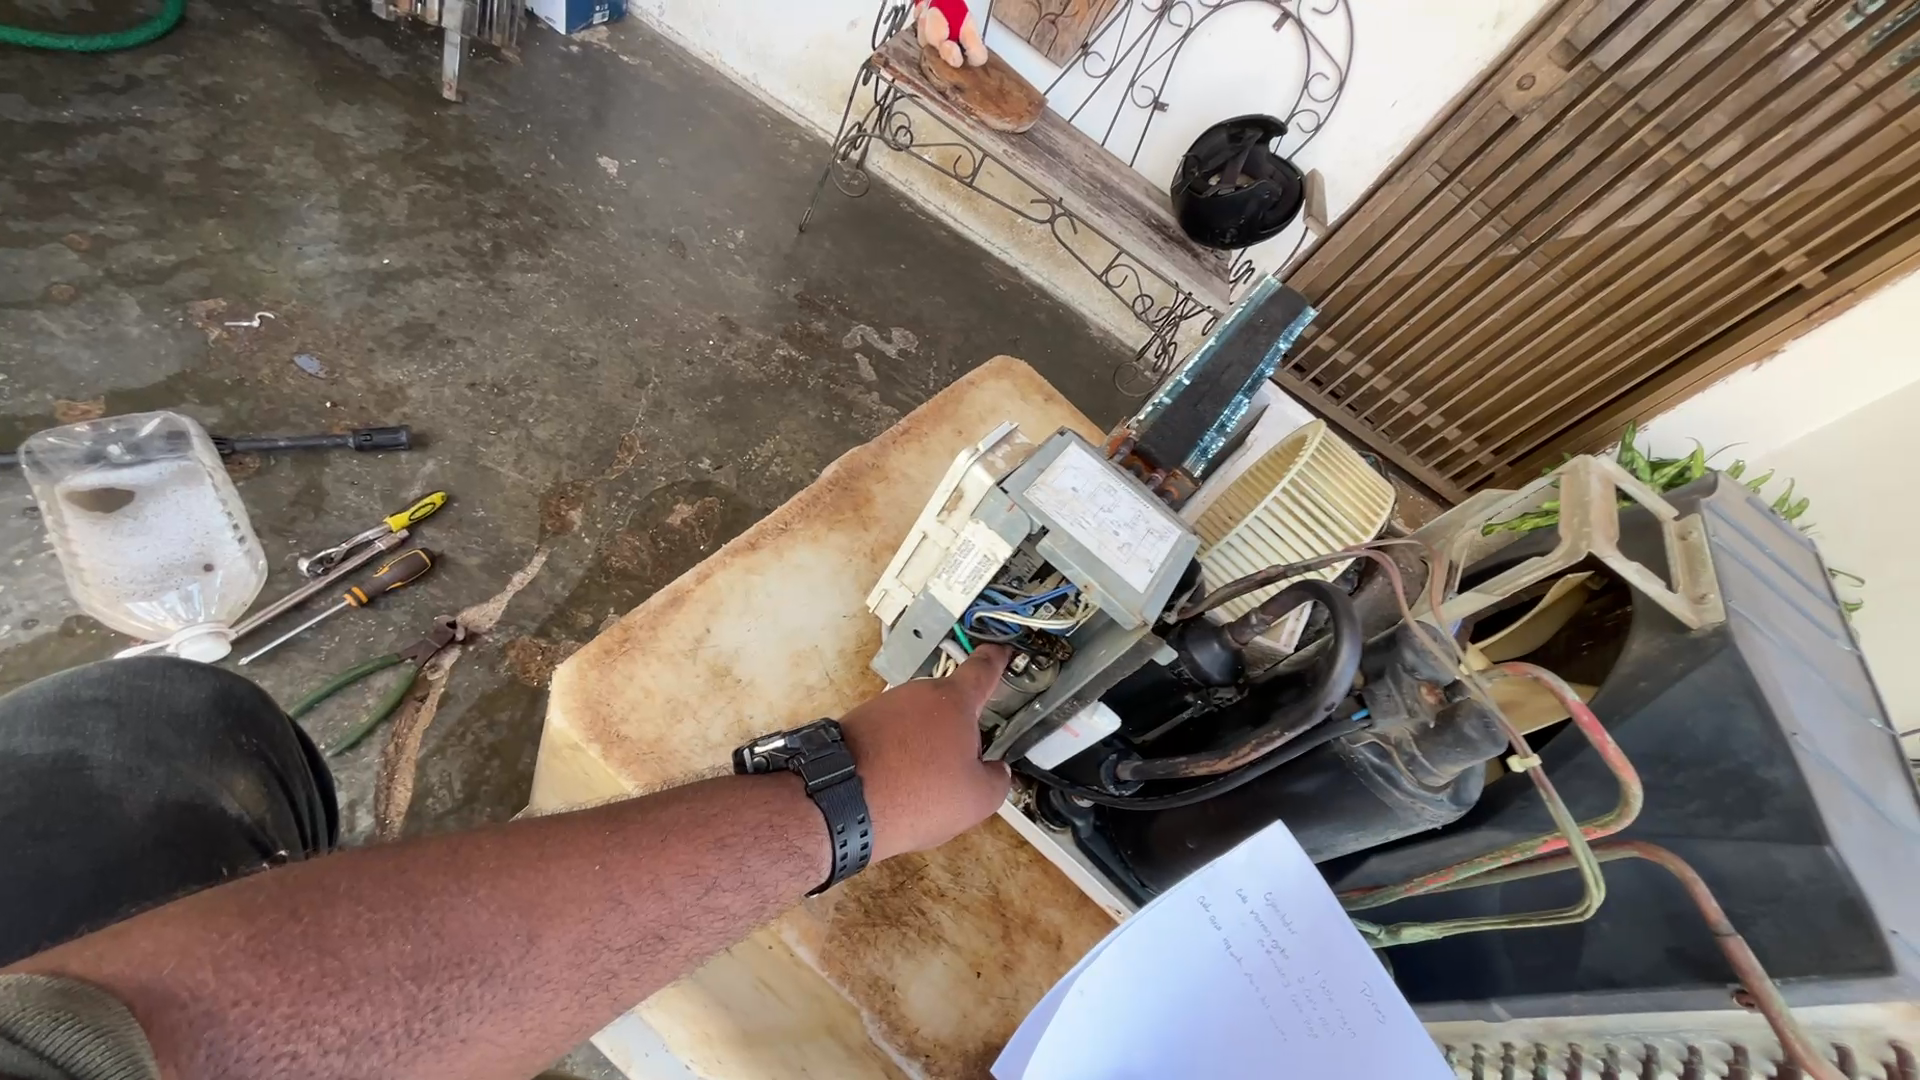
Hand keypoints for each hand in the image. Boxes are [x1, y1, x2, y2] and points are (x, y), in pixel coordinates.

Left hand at [838, 645, 1012, 861]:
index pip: (984, 668)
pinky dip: (900, 756)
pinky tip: (898, 786)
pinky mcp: (861, 722)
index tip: (1003, 651)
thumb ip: (998, 779)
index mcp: (953, 701)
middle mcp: (918, 693)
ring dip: (927, 748)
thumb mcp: (976, 798)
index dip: (998, 658)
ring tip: (923, 788)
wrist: (840, 801)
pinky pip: (893, 737)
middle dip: (959, 733)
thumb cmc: (914, 793)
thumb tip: (997, 771)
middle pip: (950, 705)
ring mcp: (886, 704)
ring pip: (920, 724)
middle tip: (962, 769)